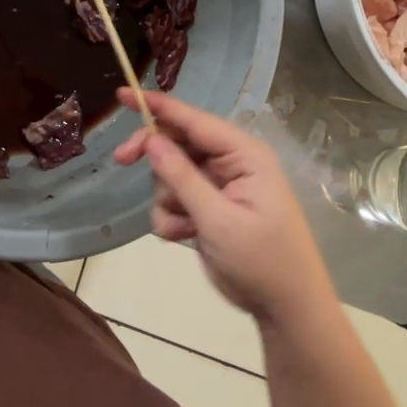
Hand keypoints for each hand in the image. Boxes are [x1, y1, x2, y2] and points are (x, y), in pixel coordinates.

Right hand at [113, 89, 321, 324]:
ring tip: (183, 226)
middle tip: (120, 160)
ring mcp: (219, 187)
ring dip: (167, 198)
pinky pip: (174, 199)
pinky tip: (184, 237)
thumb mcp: (219, 220)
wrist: (286, 311)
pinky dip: (172, 217)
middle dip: (153, 157)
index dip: (157, 105)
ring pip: (170, 174)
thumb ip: (182, 177)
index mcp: (244, 155)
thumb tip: (151, 139)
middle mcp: (231, 164)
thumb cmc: (262, 261)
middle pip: (176, 143)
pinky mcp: (209, 209)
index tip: (122, 94)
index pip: (193, 120)